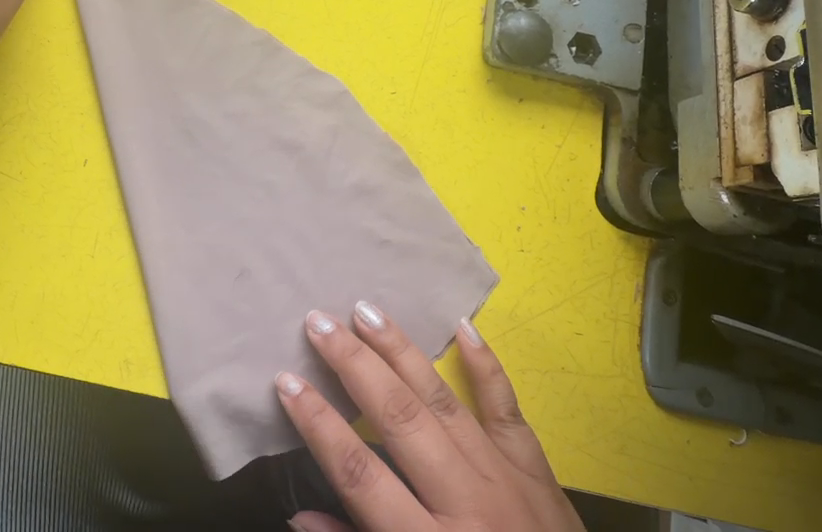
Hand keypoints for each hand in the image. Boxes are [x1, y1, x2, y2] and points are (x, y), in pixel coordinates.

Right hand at [275, 304, 585, 531]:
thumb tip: (298, 516)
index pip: (360, 474)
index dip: (319, 426)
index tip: (286, 382)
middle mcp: (466, 502)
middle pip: (400, 420)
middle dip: (354, 366)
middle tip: (319, 321)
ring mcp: (504, 478)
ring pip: (443, 401)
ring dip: (401, 352)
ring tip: (366, 310)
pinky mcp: (535, 469)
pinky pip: (506, 408)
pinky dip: (487, 366)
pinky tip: (463, 326)